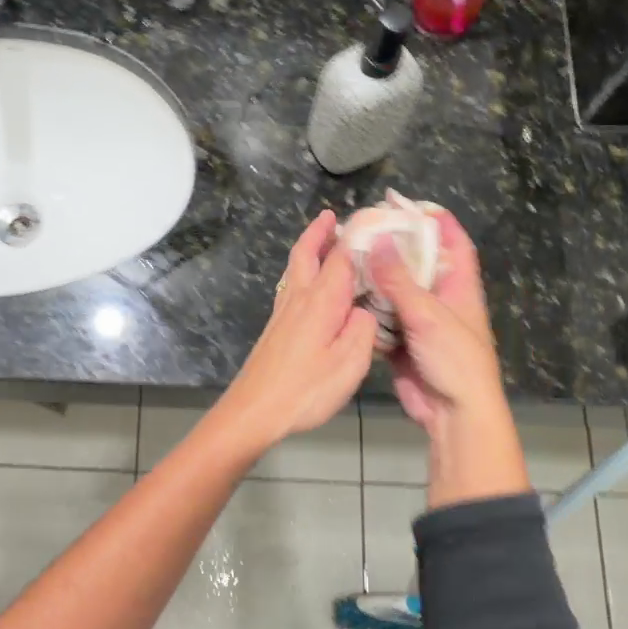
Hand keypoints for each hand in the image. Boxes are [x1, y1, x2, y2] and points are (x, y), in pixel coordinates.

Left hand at [211, 211, 377, 454]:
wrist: (254, 411)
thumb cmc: (305, 390)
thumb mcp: (349, 363)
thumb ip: (363, 330)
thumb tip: (364, 310)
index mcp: (321, 302)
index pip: (341, 257)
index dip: (357, 236)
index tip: (373, 220)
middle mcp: (298, 299)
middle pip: (305, 254)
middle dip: (318, 232)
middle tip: (332, 217)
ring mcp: (282, 314)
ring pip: (294, 270)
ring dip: (308, 251)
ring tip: (324, 242)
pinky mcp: (275, 329)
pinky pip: (291, 288)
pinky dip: (303, 274)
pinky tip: (312, 287)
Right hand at [369, 212, 529, 503]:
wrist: (453, 414)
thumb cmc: (455, 360)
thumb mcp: (428, 315)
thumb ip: (400, 280)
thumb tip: (377, 241)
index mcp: (460, 288)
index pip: (453, 244)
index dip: (436, 222)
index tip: (406, 204)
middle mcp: (441, 301)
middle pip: (418, 266)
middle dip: (394, 248)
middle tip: (363, 230)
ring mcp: (421, 324)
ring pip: (396, 294)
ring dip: (375, 280)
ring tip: (347, 259)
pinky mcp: (403, 345)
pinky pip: (383, 321)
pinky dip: (367, 311)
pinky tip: (345, 298)